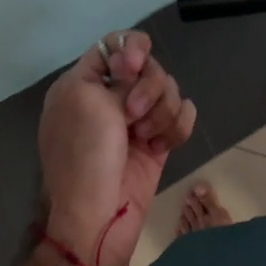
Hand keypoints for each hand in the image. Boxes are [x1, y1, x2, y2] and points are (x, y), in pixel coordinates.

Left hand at [37, 30, 196, 265]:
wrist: (96, 221)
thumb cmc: (84, 155)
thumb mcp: (86, 99)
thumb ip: (115, 72)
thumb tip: (134, 67)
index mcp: (83, 83)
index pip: (114, 44)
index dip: (131, 48)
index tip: (132, 66)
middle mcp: (109, 98)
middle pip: (148, 66)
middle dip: (148, 88)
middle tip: (133, 115)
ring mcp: (135, 122)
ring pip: (168, 90)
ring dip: (162, 111)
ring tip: (147, 138)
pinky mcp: (157, 143)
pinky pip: (181, 116)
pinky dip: (177, 127)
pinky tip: (162, 147)